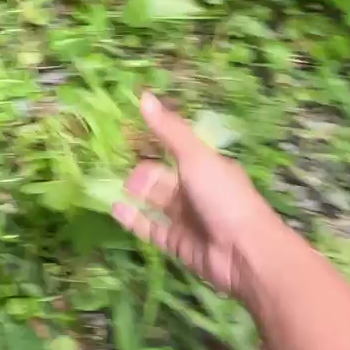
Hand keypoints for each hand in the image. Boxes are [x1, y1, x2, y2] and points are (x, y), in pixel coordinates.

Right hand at [113, 93, 291, 300]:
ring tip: (104, 185)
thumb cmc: (224, 198)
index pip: (172, 149)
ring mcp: (186, 217)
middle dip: (137, 171)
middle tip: (109, 164)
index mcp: (204, 167)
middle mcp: (194, 190)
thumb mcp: (196, 157)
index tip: (121, 133)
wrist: (246, 254)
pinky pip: (150, 227)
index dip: (149, 142)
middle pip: (159, 177)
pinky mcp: (177, 242)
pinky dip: (133, 218)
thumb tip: (143, 95)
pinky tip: (114, 208)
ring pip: (152, 202)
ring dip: (131, 194)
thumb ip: (169, 130)